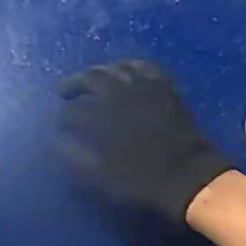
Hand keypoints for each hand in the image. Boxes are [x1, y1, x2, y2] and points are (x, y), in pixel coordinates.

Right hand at [56, 61, 233, 226]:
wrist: (191, 179)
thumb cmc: (142, 179)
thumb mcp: (99, 174)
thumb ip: (72, 153)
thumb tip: (54, 139)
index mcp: (103, 115)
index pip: (72, 109)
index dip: (62, 116)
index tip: (56, 123)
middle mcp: (121, 95)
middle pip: (90, 79)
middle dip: (73, 85)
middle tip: (63, 92)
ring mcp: (145, 88)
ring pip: (115, 69)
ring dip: (96, 73)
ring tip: (88, 80)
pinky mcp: (164, 89)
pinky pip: (144, 68)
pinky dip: (129, 66)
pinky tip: (122, 72)